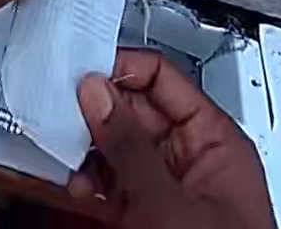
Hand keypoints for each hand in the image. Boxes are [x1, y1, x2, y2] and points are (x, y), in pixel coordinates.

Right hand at [70, 49, 275, 228]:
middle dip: (96, 112)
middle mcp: (192, 155)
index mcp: (214, 141)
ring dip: (89, 147)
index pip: (159, 76)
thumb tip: (95, 87)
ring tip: (72, 159)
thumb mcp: (166, 204)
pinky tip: (81, 188)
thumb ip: (127, 142)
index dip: (119, 69)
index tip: (80, 73)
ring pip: (119, 139)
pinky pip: (115, 173)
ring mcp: (171, 184)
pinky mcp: (151, 211)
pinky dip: (93, 177)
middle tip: (66, 115)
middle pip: (134, 105)